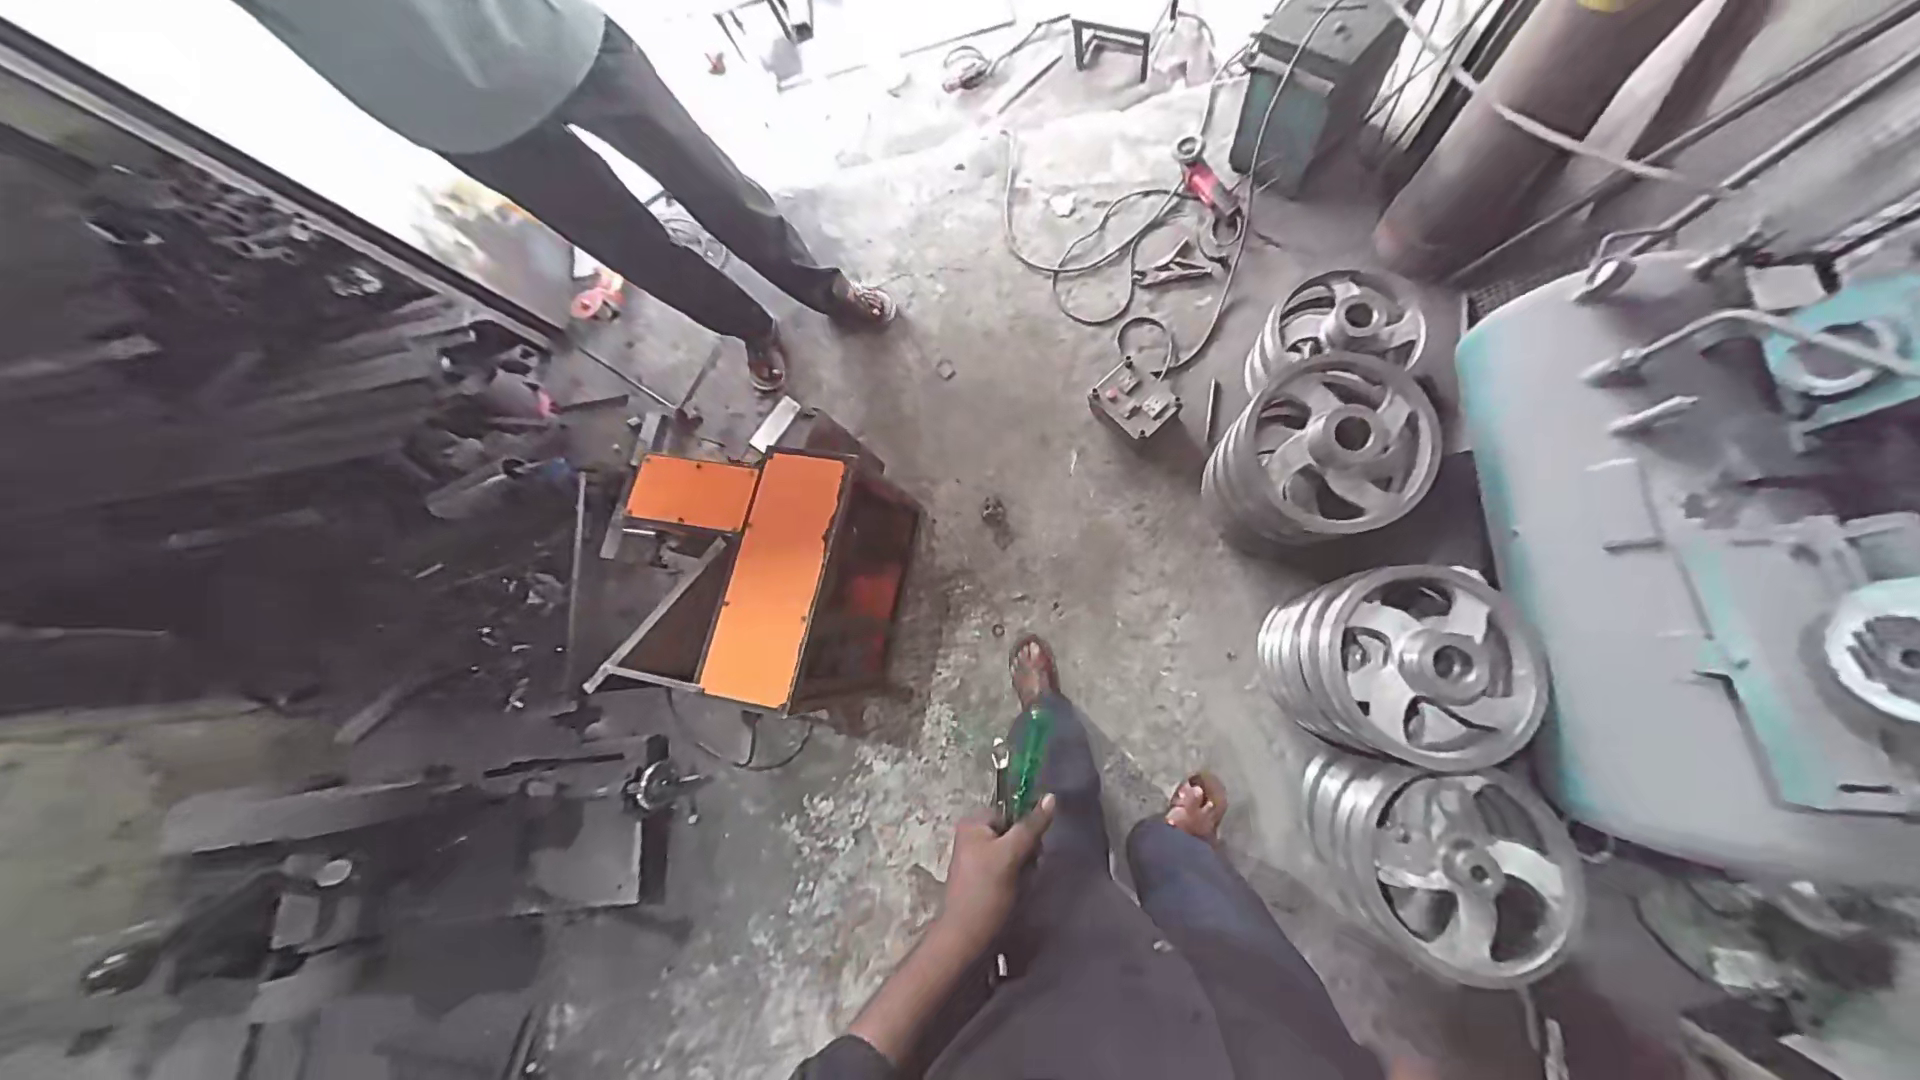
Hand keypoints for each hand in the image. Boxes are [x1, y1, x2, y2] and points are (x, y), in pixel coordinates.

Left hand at [938, 794, 1054, 946]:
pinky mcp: (983, 881)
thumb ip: (1031, 826)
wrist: (967, 940)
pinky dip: (1016, 881)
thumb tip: (1051, 797)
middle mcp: (971, 837)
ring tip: (1020, 886)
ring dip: (1023, 869)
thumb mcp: (1010, 855)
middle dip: (1025, 851)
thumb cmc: (985, 893)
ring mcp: (976, 860)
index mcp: (972, 824)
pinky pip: (1007, 871)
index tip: (1032, 849)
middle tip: (1026, 870)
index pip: (1010, 813)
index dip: (1024, 829)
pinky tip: (1015, 894)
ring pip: (1014, 854)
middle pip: (1013, 833)